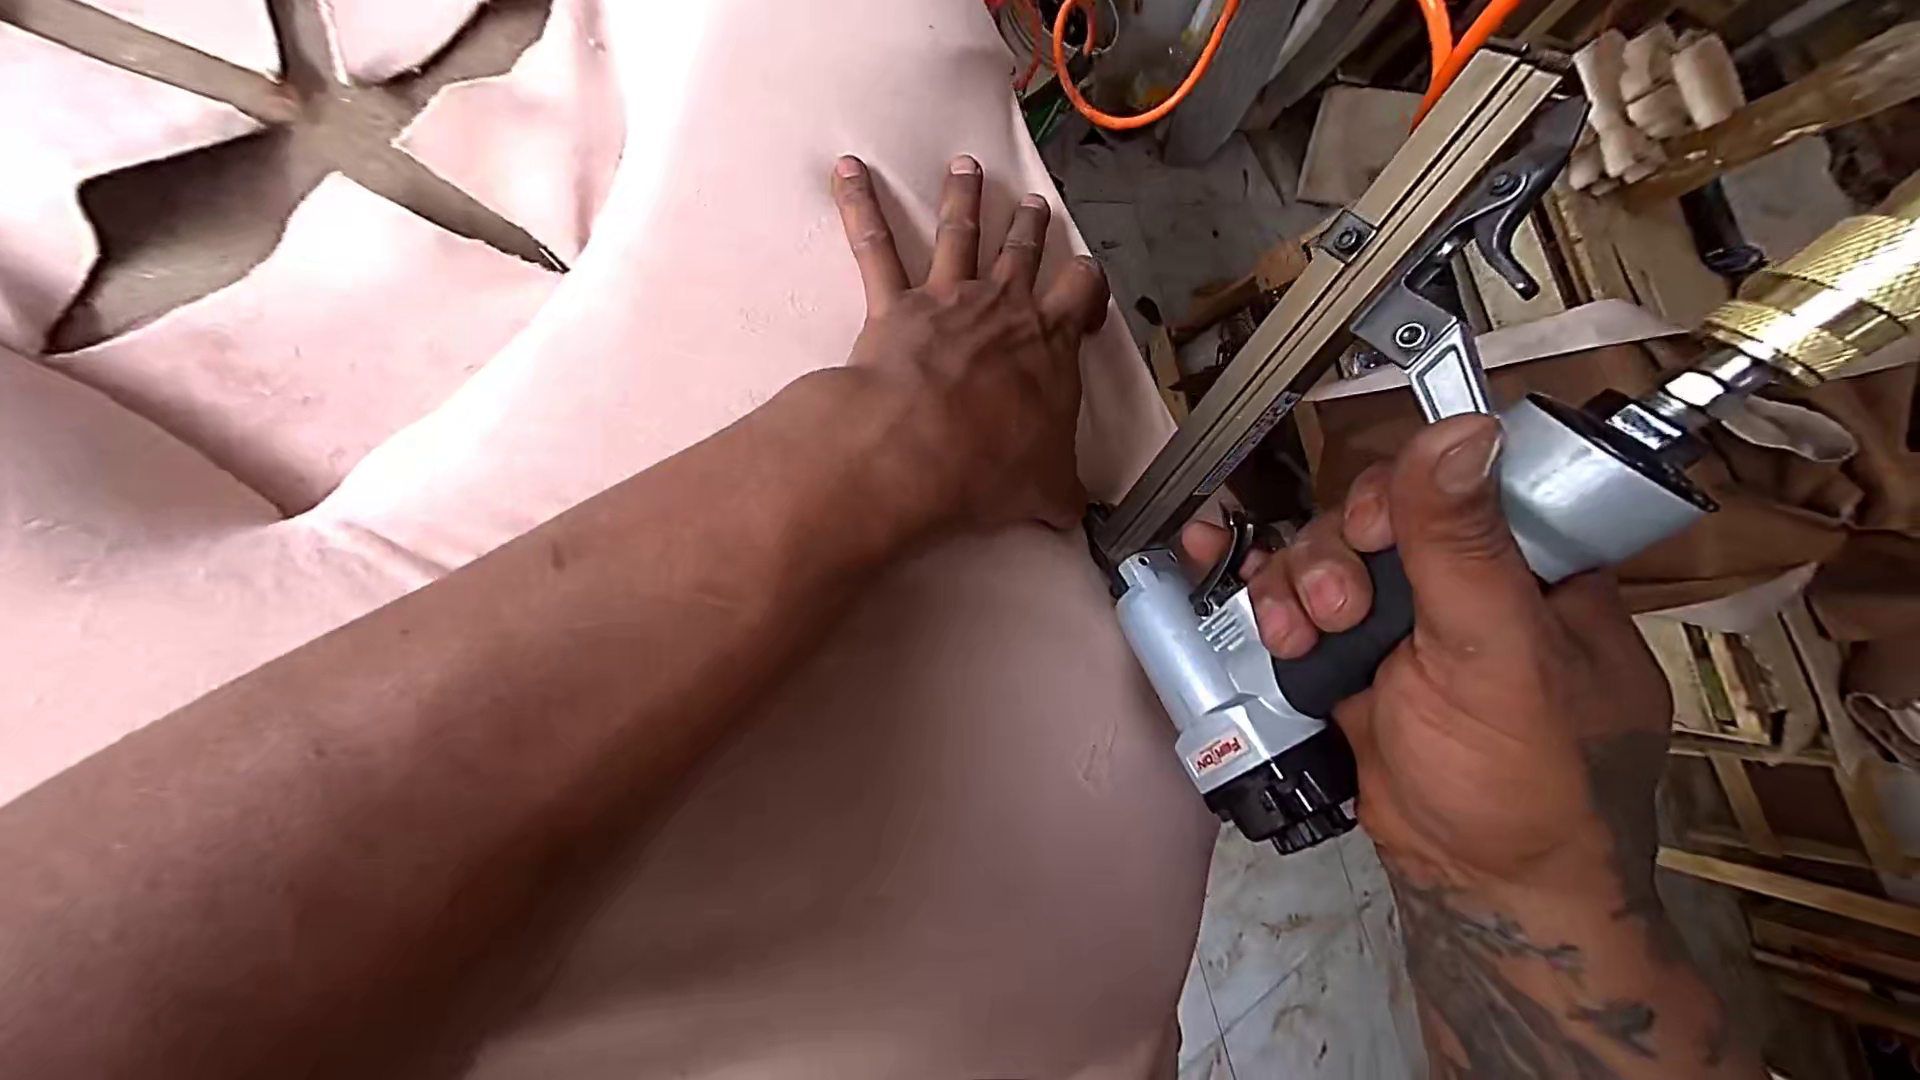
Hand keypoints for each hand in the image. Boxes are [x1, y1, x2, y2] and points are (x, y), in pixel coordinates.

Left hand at [829, 154, 1109, 533]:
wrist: (925, 450)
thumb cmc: (993, 465)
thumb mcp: (1046, 489)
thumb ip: (1064, 496)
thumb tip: (1079, 517)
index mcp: (1046, 343)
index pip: (1080, 294)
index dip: (1085, 287)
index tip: (1084, 288)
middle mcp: (1002, 307)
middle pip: (1024, 251)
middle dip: (1031, 227)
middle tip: (1034, 205)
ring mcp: (947, 299)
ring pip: (961, 232)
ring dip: (965, 197)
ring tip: (965, 166)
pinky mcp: (894, 305)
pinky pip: (874, 245)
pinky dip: (859, 205)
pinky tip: (847, 170)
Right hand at [1182, 415, 1671, 900]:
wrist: (1466, 873)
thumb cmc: (1518, 776)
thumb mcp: (1498, 655)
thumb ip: (1464, 547)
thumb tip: (1463, 430)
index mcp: (1522, 567)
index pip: (1451, 485)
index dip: (1400, 495)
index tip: (1376, 533)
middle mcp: (1451, 581)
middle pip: (1365, 518)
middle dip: (1331, 558)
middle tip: (1337, 610)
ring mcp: (1388, 616)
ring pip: (1315, 556)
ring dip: (1287, 586)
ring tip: (1293, 638)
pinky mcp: (1337, 646)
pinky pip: (1286, 596)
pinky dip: (1256, 587)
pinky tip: (1230, 580)